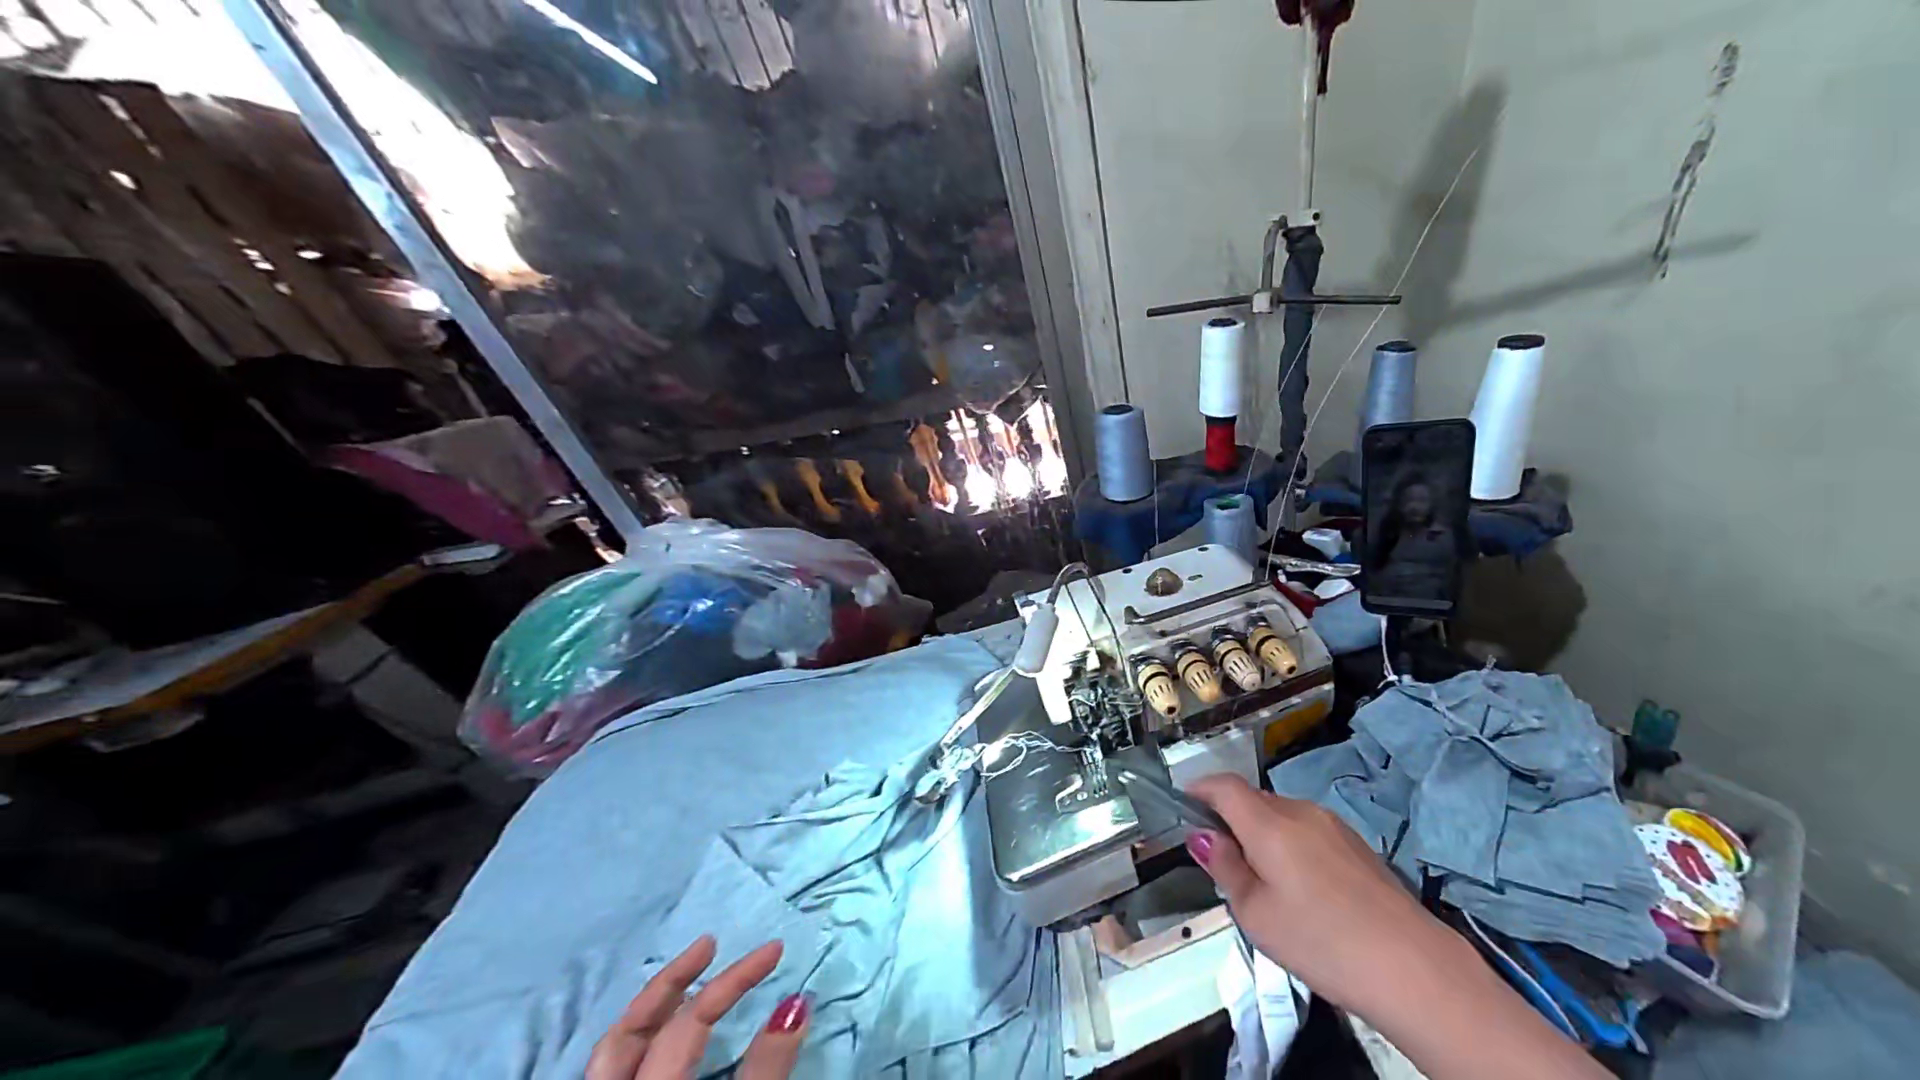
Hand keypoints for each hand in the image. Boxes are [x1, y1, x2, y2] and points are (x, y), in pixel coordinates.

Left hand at [587, 935, 809, 1079]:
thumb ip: (765, 1071)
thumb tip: (797, 1005)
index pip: (692, 1021)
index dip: (735, 980)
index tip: (775, 950)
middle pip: (629, 1030)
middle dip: (674, 981)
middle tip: (711, 943)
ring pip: (610, 1053)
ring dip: (650, 1009)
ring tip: (685, 979)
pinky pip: (609, 1072)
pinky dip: (637, 1042)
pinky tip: (659, 1035)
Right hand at [1186, 774, 1609, 1079]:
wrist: (1416, 971)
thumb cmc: (1322, 942)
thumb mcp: (1255, 913)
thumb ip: (1224, 866)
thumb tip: (1200, 834)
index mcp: (1269, 823)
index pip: (1223, 785)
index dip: (1198, 789)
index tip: (1182, 807)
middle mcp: (1301, 811)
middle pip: (1252, 799)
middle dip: (1229, 817)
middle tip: (1221, 859)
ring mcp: (1334, 826)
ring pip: (1281, 815)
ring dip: (1261, 831)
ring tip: (1262, 879)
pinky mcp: (1359, 845)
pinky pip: (1308, 830)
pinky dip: (1290, 844)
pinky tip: (1302, 887)